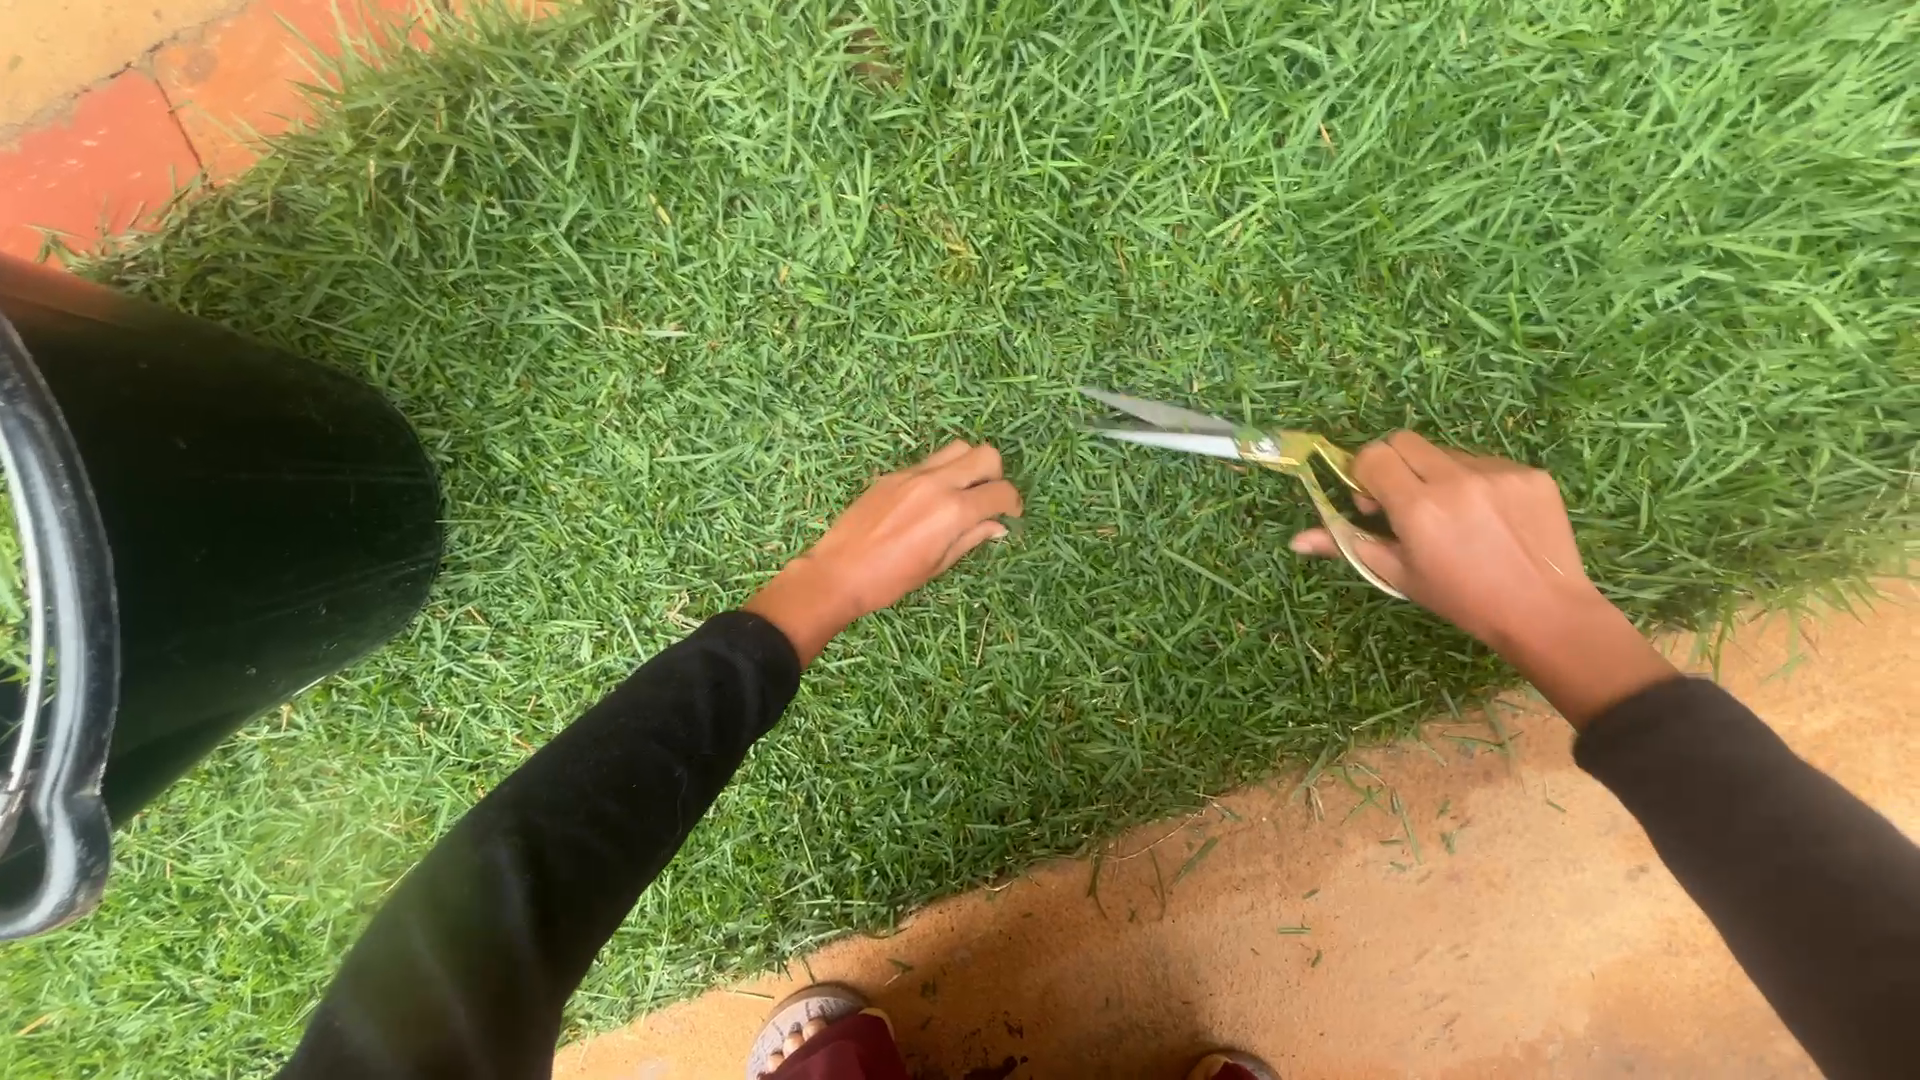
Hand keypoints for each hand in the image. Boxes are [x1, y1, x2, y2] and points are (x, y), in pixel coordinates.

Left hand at [745, 440, 1021, 664]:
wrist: (838, 573)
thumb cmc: (891, 580)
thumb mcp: (938, 564)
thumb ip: (971, 538)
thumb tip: (997, 525)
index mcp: (953, 511)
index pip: (1000, 492)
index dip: (1013, 503)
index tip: (1011, 514)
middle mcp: (936, 483)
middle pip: (985, 455)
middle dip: (996, 475)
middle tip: (989, 499)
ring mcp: (912, 474)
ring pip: (958, 449)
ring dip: (970, 465)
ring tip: (963, 492)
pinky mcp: (893, 475)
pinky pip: (929, 462)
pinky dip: (942, 472)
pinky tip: (932, 499)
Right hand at [1290, 432, 1674, 726]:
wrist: (1543, 610)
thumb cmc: (1459, 598)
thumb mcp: (1396, 574)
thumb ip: (1346, 546)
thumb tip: (1296, 540)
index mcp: (1418, 508)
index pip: (1373, 455)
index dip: (1364, 474)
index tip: (1373, 502)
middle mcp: (1455, 480)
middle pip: (1403, 441)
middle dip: (1393, 465)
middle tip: (1404, 501)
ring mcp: (1497, 473)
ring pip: (1444, 452)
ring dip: (1434, 474)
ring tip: (1453, 515)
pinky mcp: (1529, 473)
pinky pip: (1483, 462)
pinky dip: (1473, 482)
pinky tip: (1487, 517)